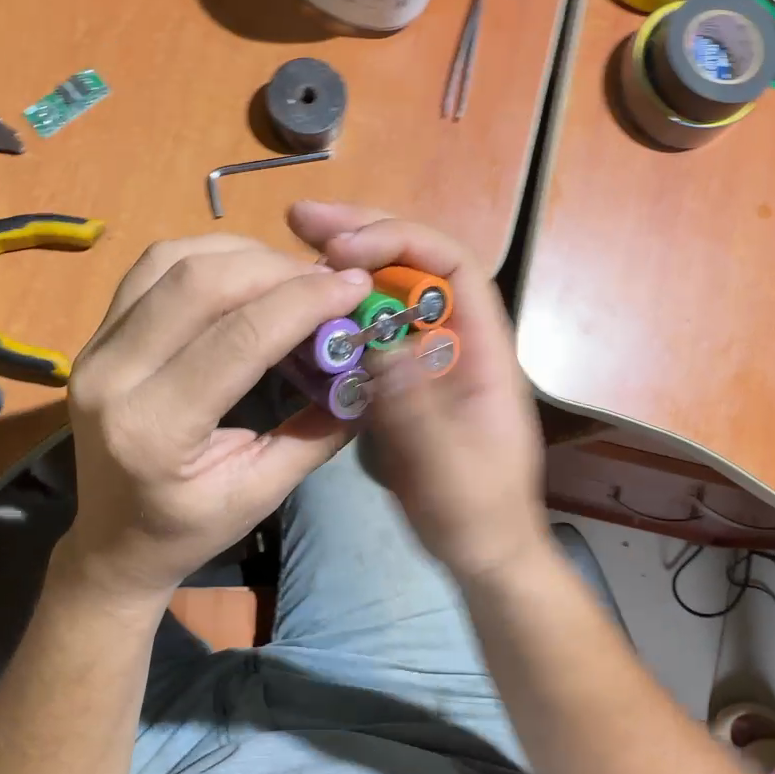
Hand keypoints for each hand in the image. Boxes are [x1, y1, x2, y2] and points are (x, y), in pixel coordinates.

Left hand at [57, 232, 374, 603]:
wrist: (112, 540)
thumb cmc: (189, 528)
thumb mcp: (261, 493)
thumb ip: (316, 432)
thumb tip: (370, 371)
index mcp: (155, 430)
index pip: (239, 339)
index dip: (304, 302)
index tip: (354, 286)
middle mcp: (112, 377)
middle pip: (198, 283)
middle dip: (276, 268)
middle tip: (328, 278)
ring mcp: (94, 349)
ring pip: (169, 261)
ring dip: (240, 254)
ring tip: (290, 274)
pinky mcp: (94, 335)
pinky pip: (149, 269)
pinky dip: (205, 258)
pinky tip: (244, 274)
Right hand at [288, 202, 549, 580]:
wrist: (481, 553)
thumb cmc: (478, 514)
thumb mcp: (449, 467)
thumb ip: (417, 408)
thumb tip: (378, 343)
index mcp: (482, 352)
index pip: (451, 267)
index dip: (399, 242)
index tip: (341, 246)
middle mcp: (455, 343)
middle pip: (415, 268)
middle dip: (363, 236)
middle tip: (299, 220)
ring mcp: (428, 363)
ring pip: (388, 298)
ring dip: (345, 270)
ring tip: (292, 252)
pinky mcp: (405, 386)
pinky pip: (370, 338)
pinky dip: (338, 317)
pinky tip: (301, 312)